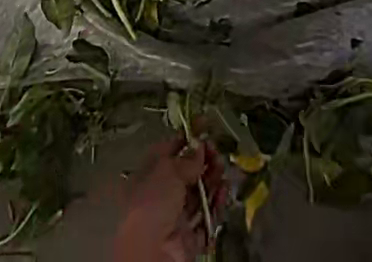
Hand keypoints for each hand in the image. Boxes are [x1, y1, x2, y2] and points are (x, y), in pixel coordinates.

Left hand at [113, 138, 220, 261]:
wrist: (151, 253)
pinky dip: (216, 204)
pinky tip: (224, 191)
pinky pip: (206, 217)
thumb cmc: (152, 202)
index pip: (168, 150)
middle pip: (186, 173)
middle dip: (203, 160)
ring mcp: (175, 217)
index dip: (186, 136)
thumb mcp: (167, 171)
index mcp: (148, 175)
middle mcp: (160, 195)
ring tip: (222, 168)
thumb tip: (199, 147)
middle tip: (216, 150)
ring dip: (212, 179)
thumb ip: (187, 159)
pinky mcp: (189, 238)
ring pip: (198, 194)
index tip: (204, 123)